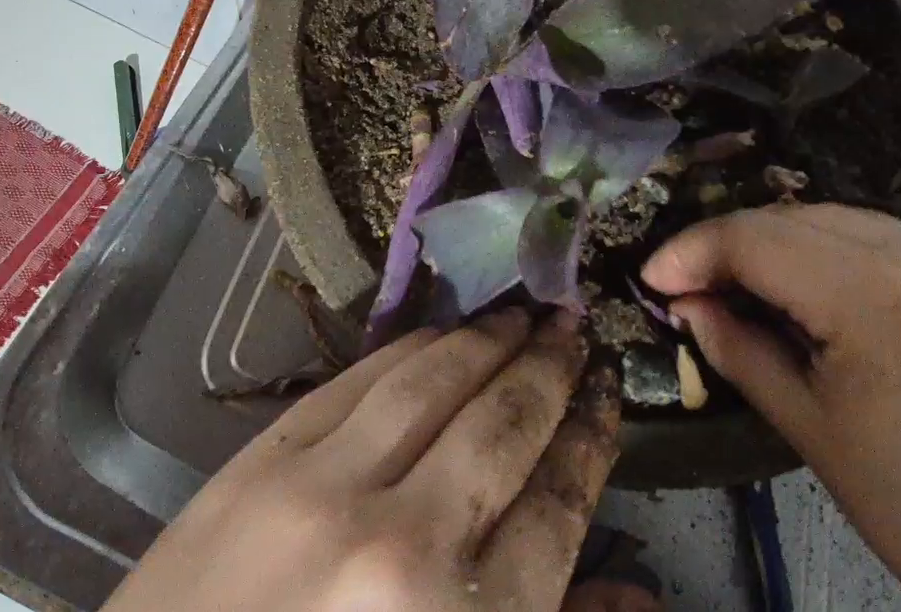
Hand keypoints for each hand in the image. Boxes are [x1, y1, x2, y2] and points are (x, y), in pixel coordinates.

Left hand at [103, 308, 620, 611]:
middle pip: (502, 429)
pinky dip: (409, 349)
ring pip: (433, 386)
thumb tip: (640, 600)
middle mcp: (403, 544)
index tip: (606, 398)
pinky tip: (440, 334)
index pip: (556, 507)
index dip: (589, 443)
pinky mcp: (260, 463)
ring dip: (487, 343)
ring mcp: (324, 492)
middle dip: (550, 374)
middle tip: (575, 329)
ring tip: (522, 316)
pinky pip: (356, 381)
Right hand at [643, 203, 900, 611]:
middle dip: (731, 245)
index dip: (691, 250)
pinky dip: (836, 255)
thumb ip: (738, 350)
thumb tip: (685, 303)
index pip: (753, 237)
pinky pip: (890, 243)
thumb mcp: (812, 431)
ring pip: (841, 222)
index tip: (651, 278)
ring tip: (744, 289)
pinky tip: (819, 294)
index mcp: (872, 291)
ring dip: (781, 245)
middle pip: (794, 218)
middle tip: (689, 287)